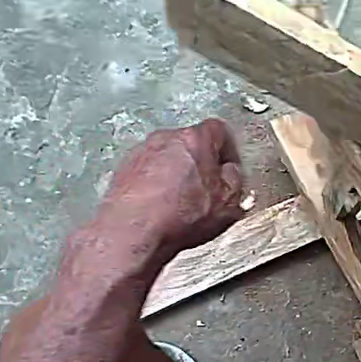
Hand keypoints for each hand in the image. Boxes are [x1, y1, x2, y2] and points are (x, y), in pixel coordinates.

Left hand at [65, 118, 245, 282]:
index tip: (232, 168)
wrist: (135, 230)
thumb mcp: (229, 203)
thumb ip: (235, 179)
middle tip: (211, 189)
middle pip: (192, 143)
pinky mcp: (125, 169)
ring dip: (179, 175)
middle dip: (203, 163)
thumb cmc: (181, 216)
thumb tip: (231, 173)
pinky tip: (164, 208)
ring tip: (185, 203)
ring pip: (170, 157)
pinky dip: (159, 185)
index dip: (230, 150)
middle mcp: (166, 139)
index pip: (220, 130)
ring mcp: (142, 152)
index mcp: (196, 139)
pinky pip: (150, 172)